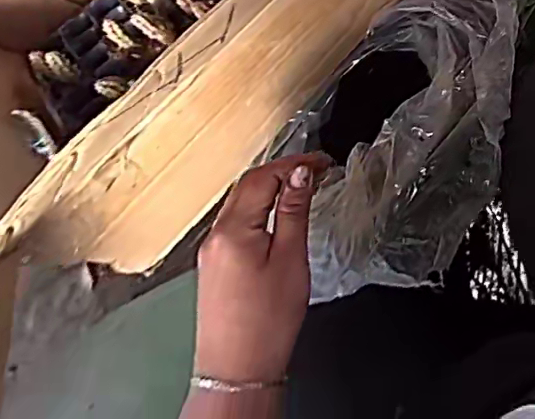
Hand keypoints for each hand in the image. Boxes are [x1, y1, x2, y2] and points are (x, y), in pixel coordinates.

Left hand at [193, 152, 331, 383]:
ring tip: (304, 185)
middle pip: (247, 185)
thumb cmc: (267, 319)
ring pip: (240, 201)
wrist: (238, 371)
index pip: (262, 178)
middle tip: (316, 169)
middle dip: (282, 170)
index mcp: (232, 232)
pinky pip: (236, 220)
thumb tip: (300, 173)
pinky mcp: (215, 265)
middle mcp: (214, 238)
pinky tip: (281, 210)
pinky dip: (261, 205)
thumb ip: (294, 209)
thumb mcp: (290, 256)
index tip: (323, 162)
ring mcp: (211, 252)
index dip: (295, 163)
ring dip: (271, 186)